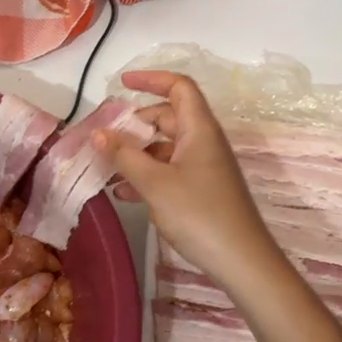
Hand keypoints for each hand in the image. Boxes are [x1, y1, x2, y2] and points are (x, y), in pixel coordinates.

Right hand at [96, 70, 271, 277]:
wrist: (243, 263)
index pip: (179, 86)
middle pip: (167, 116)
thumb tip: (99, 133)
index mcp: (198, 129)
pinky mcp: (201, 189)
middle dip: (134, 123)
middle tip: (104, 135)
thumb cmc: (199, 214)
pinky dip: (146, 174)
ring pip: (164, 146)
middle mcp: (203, 141)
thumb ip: (124, 155)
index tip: (121, 84)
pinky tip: (123, 193)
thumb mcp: (154, 183)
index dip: (151, 79)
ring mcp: (203, 166)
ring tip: (106, 167)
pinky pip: (169, 169)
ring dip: (136, 152)